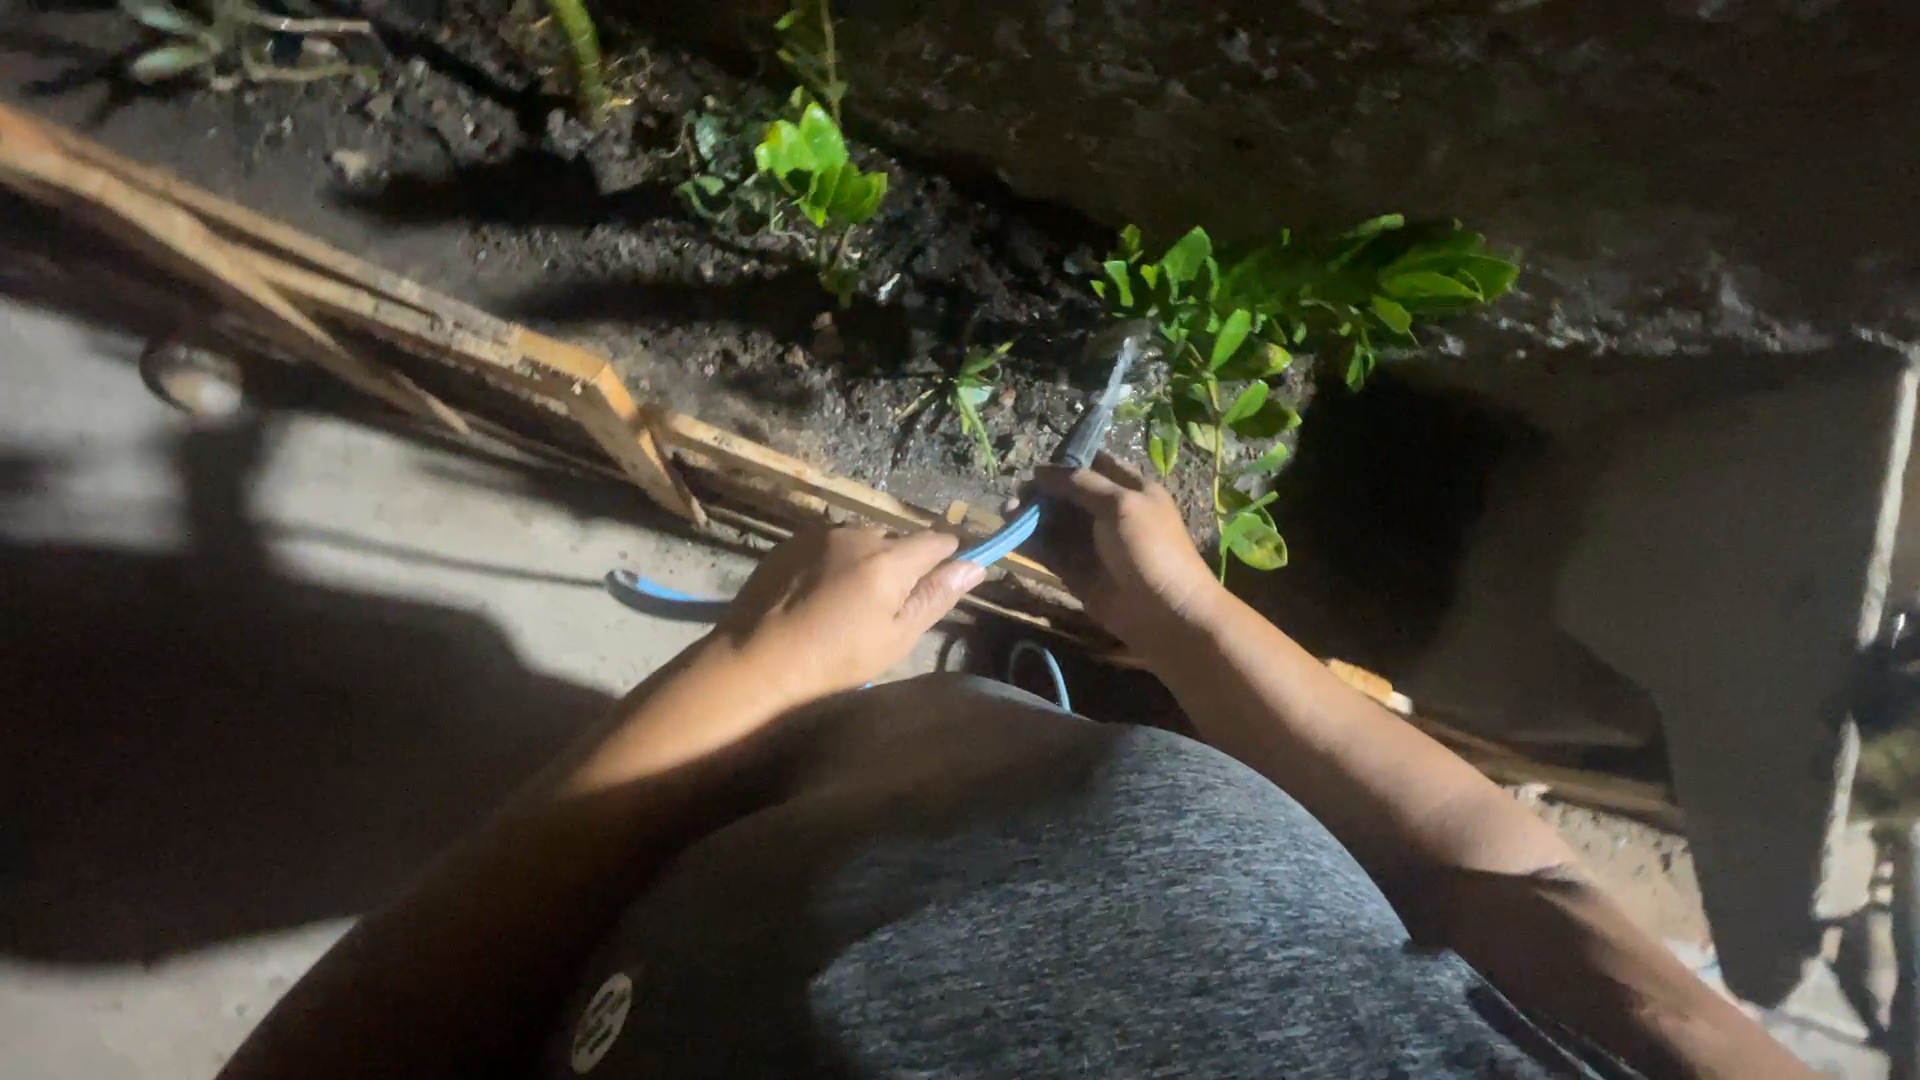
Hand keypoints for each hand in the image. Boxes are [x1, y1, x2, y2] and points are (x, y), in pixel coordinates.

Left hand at [713, 524, 984, 705]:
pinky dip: (836, 559)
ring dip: (867, 558)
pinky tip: (820, 591)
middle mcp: (858, 535)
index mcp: (889, 561)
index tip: (943, 576)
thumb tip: (975, 566)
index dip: (947, 555)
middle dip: (901, 562)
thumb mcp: (896, 637)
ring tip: (848, 598)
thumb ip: (936, 596)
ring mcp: (822, 534)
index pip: (936, 540)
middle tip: (886, 603)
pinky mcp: (793, 540)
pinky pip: (830, 542)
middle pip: (897, 539)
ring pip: (862, 538)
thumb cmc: (835, 658)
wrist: (756, 657)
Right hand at [1031, 452, 1224, 651]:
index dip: (1069, 462)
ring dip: (1032, 516)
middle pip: (1069, 495)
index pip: (1097, 465)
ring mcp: (1092, 543)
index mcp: (1130, 489)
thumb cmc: (1149, 547)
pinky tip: (1011, 534)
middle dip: (1043, 491)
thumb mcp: (1120, 504)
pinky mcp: (1077, 570)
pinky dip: (1031, 542)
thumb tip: (1042, 471)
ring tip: (1007, 512)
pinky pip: (1050, 551)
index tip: (1040, 464)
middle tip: (1018, 493)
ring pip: (1056, 523)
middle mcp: (1110, 513)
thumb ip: (1080, 483)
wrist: (1164, 610)